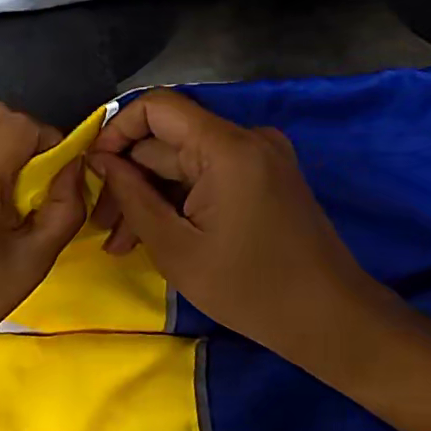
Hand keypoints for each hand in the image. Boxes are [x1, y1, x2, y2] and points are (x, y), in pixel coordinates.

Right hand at [87, 89, 392, 357]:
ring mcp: (256, 156)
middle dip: (127, 178)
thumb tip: (97, 160)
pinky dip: (175, 199)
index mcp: (227, 148)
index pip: (155, 106)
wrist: (335, 324)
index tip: (95, 170)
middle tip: (101, 223)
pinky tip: (151, 233)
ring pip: (179, 161)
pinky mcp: (261, 175)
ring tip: (120, 241)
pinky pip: (203, 174)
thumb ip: (130, 195)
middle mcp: (245, 138)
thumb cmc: (252, 290)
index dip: (116, 130)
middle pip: (164, 140)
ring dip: (147, 194)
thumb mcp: (174, 247)